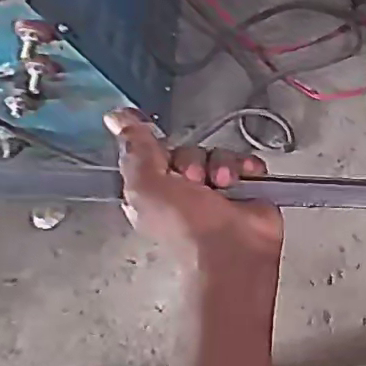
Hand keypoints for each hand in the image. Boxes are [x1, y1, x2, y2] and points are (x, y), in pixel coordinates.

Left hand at [104, 108, 283, 267]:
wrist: (233, 249)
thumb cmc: (186, 227)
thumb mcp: (145, 184)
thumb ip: (134, 150)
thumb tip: (117, 116)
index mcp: (153, 190)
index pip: (153, 153)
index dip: (157, 147)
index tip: (162, 147)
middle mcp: (184, 188)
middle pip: (187, 149)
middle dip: (192, 160)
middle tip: (195, 180)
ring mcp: (217, 188)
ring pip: (217, 153)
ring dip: (222, 165)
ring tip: (224, 184)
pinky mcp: (247, 188)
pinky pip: (246, 162)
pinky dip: (248, 167)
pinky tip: (245, 178)